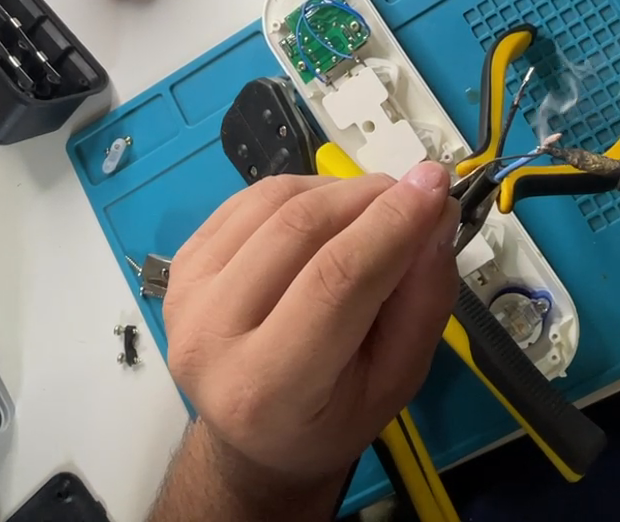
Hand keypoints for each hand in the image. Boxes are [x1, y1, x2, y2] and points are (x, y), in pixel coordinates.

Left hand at [148, 164, 456, 519]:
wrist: (254, 434)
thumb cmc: (334, 415)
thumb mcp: (399, 379)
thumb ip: (424, 299)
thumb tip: (436, 212)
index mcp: (266, 390)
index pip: (335, 282)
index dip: (391, 224)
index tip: (436, 185)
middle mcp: (210, 338)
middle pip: (301, 229)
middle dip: (371, 197)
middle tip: (416, 193)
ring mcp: (186, 293)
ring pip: (277, 201)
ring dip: (341, 187)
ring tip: (377, 205)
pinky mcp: (183, 260)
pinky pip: (254, 196)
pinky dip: (306, 188)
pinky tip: (331, 207)